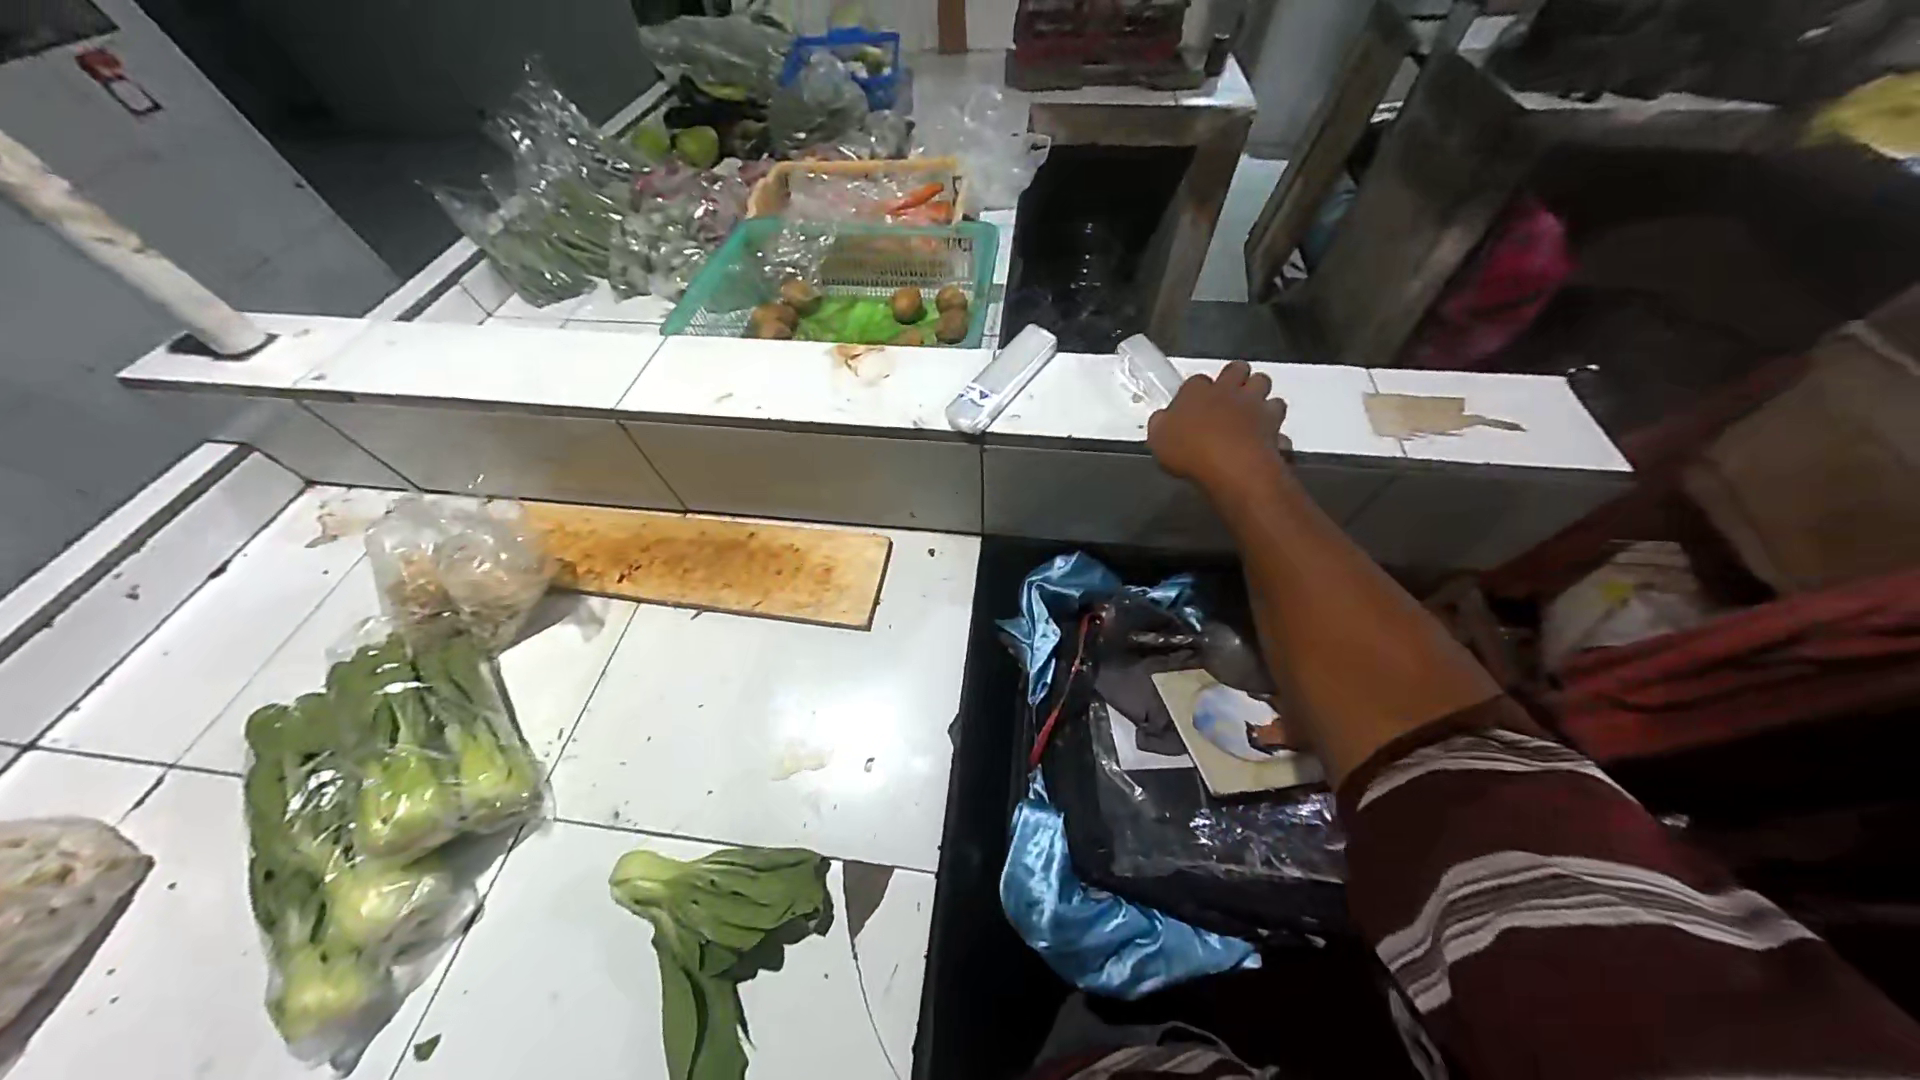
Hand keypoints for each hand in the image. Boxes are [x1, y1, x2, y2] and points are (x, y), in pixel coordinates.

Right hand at [1146, 361, 1290, 494]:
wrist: (1231, 466)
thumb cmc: (1188, 450)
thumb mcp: (1158, 439)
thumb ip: (1161, 424)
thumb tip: (1163, 418)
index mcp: (1197, 391)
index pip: (1197, 380)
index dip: (1196, 390)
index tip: (1192, 403)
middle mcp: (1228, 390)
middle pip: (1237, 368)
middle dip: (1234, 377)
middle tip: (1227, 395)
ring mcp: (1255, 404)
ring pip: (1263, 384)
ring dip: (1258, 394)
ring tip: (1250, 411)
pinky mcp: (1275, 423)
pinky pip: (1276, 418)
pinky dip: (1273, 426)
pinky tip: (1266, 438)